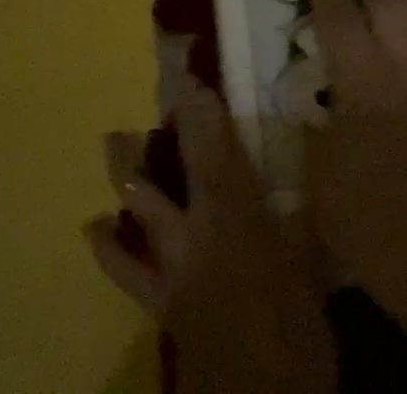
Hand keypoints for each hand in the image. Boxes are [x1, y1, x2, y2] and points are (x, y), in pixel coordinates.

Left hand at [84, 84, 334, 392]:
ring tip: (114, 142)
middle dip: (168, 134)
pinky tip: (93, 228)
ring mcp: (175, 268)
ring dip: (127, 175)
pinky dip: (108, 247)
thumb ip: (303, 218)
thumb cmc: (297, 328)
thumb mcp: (314, 264)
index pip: (218, 154)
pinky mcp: (162, 301)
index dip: (204, 115)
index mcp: (240, 219)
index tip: (193, 79)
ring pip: (141, 212)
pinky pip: (127, 270)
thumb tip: (309, 179)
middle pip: (175, 175)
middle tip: (163, 96)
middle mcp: (199, 234)